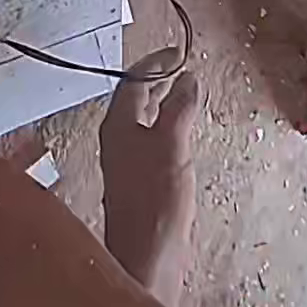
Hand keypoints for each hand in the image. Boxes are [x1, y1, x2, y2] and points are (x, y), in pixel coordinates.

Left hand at [100, 48, 200, 306]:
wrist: (145, 255)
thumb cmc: (156, 200)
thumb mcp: (172, 147)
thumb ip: (180, 109)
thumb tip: (190, 77)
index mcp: (117, 124)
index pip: (133, 80)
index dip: (155, 62)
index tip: (179, 51)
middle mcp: (116, 135)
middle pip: (135, 95)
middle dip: (158, 77)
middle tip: (183, 64)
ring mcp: (125, 156)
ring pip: (142, 115)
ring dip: (162, 97)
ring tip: (185, 86)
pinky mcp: (137, 174)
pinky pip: (149, 134)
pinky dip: (165, 120)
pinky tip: (181, 126)